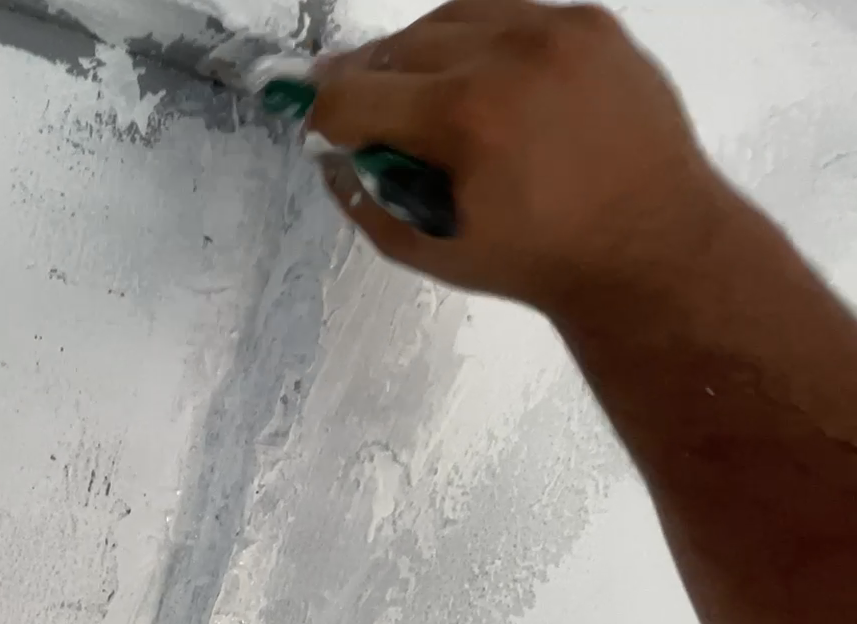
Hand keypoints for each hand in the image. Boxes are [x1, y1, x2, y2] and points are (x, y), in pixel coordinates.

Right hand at [309, 0, 733, 315]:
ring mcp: (557, 28)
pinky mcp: (591, 23)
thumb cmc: (526, 257)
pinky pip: (504, 13)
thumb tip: (333, 155)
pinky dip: (468, 42)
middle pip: (393, 46)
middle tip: (352, 116)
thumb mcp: (418, 246)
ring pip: (447, 17)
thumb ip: (361, 197)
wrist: (645, 240)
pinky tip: (467, 81)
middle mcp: (509, 54)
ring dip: (410, 55)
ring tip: (407, 94)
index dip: (320, 118)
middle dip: (360, 82)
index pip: (350, 94)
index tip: (320, 137)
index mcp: (462, 115)